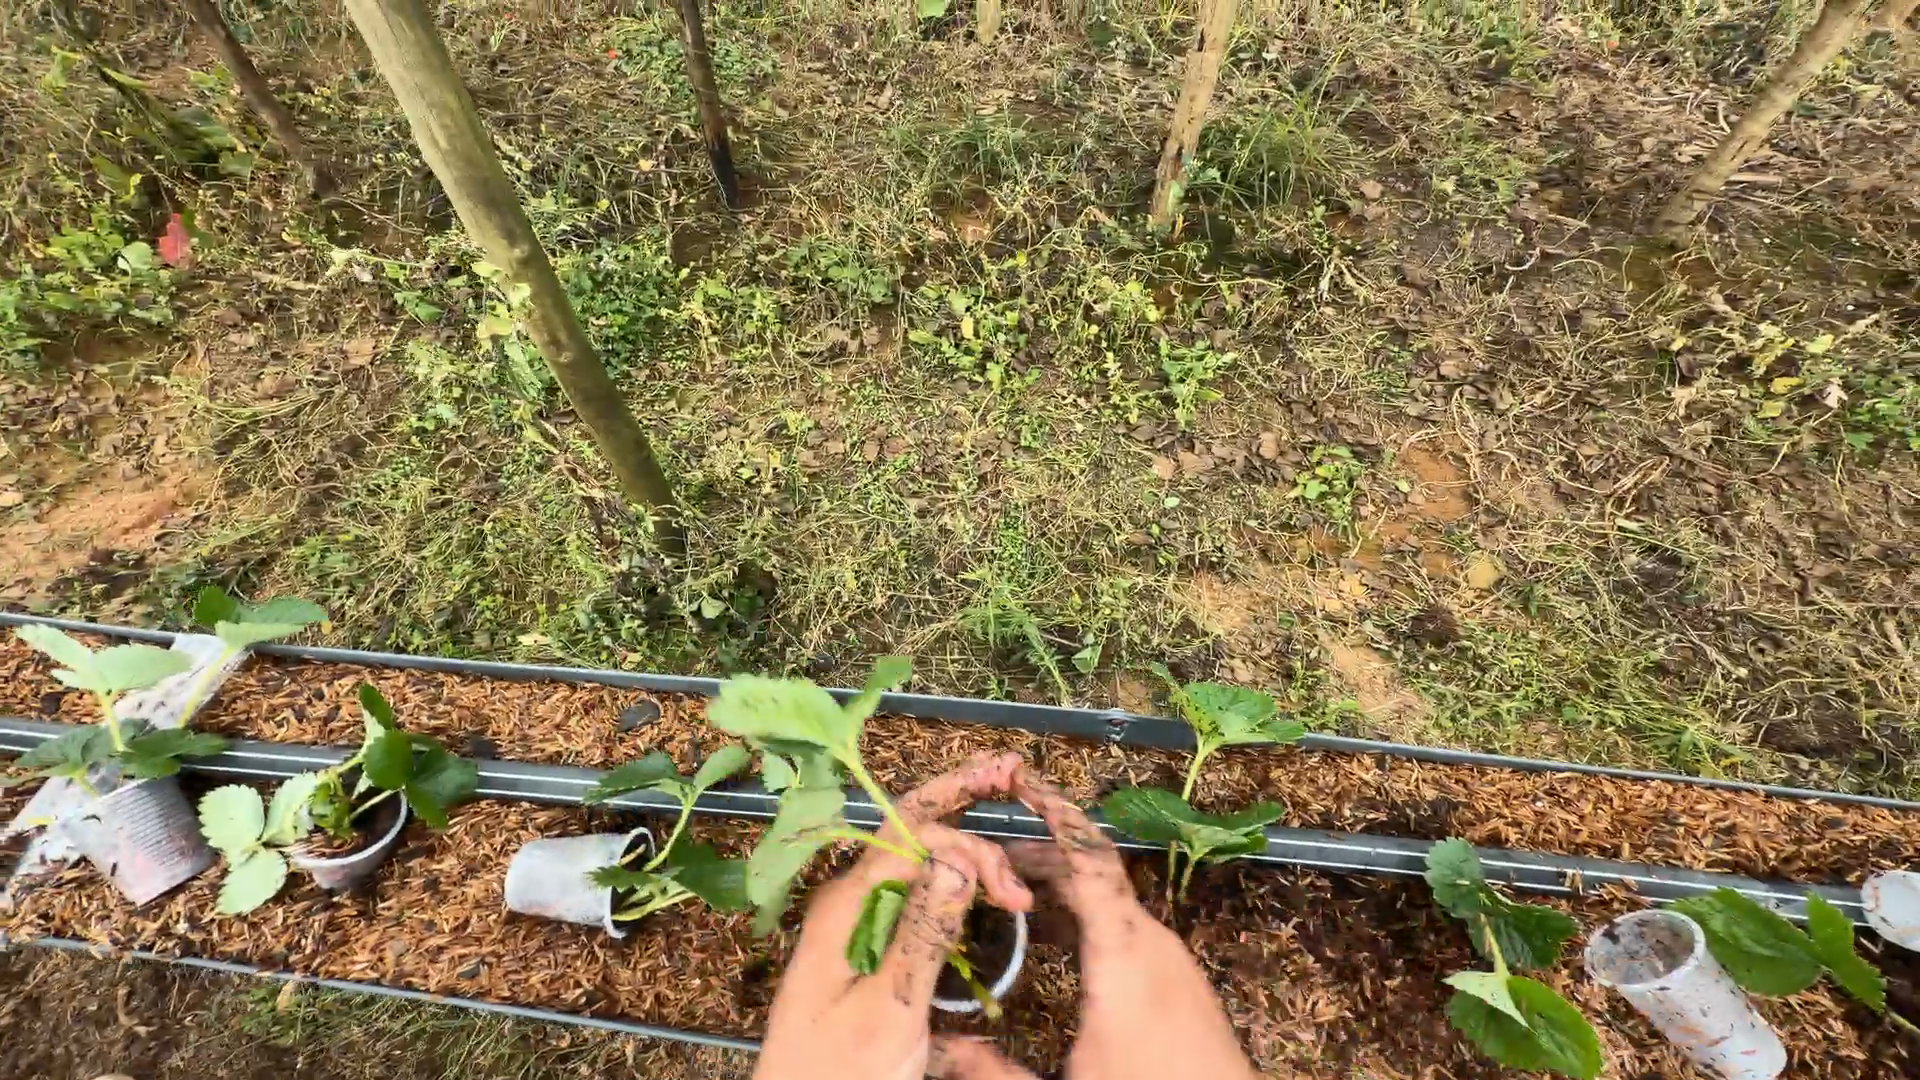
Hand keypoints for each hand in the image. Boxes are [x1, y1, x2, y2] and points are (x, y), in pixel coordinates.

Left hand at [754, 752, 1031, 1079]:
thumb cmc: (839, 1077)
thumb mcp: (887, 1011)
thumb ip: (922, 932)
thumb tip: (958, 852)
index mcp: (848, 902)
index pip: (913, 836)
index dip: (968, 842)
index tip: (1014, 892)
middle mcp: (852, 899)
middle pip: (912, 830)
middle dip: (960, 796)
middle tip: (1010, 771)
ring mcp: (859, 924)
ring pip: (917, 863)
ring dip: (962, 846)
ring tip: (1004, 843)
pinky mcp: (871, 953)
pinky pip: (916, 901)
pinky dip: (952, 883)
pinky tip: (976, 880)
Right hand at [931, 769, 1259, 1079]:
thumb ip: (994, 1071)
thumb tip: (936, 1052)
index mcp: (1122, 950)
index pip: (1087, 856)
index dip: (1054, 811)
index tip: (1022, 779)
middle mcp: (1150, 939)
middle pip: (1091, 871)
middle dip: (1040, 853)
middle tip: (989, 857)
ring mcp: (1170, 957)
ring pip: (1109, 898)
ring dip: (1062, 886)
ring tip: (1015, 892)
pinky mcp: (1178, 978)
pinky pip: (1125, 924)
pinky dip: (1085, 913)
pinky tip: (1057, 937)